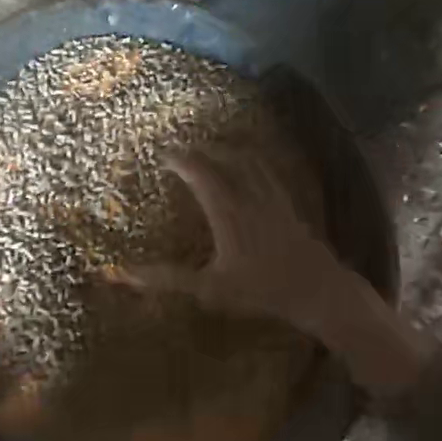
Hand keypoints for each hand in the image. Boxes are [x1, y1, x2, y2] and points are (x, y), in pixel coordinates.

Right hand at [120, 150, 350, 327]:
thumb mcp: (208, 288)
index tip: (163, 155)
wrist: (317, 291)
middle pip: (224, 159)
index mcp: (227, 210)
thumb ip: (167, 279)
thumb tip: (123, 274)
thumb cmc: (260, 291)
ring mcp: (273, 197)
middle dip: (201, 150)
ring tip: (213, 149)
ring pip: (250, 160)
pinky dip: (254, 160)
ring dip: (228, 150)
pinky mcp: (289, 204)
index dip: (180, 160)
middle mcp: (250, 195)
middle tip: (183, 149)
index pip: (200, 172)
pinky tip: (252, 166)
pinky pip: (268, 171)